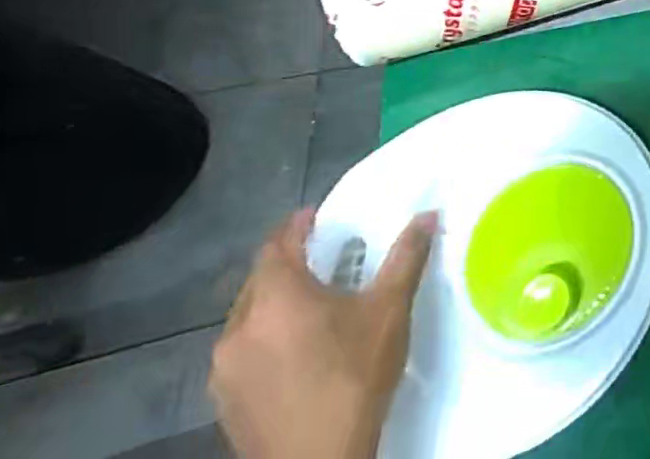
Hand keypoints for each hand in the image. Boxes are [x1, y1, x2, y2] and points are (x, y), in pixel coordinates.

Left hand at [211, 209, 437, 458]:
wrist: (316, 453)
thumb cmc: (356, 371)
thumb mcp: (390, 308)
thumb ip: (406, 257)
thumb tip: (426, 215)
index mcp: (277, 299)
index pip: (276, 248)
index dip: (293, 227)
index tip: (313, 214)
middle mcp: (239, 327)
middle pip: (257, 282)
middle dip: (285, 262)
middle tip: (321, 252)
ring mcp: (223, 366)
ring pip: (247, 316)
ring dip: (275, 299)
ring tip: (312, 297)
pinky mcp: (223, 396)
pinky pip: (243, 346)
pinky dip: (267, 331)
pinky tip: (296, 343)